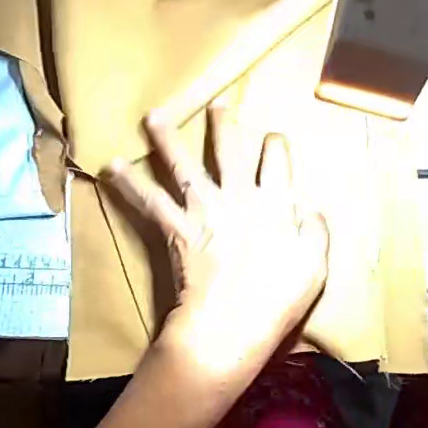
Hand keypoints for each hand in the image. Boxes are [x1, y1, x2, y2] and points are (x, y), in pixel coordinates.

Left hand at [105, 104, 329, 388]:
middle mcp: (236, 196)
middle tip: (216, 104)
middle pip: (228, 150)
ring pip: (182, 165)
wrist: (230, 323)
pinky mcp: (175, 229)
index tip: (272, 140)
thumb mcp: (315, 265)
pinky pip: (149, 200)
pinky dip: (129, 183)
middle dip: (223, 124)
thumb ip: (314, 230)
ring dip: (166, 138)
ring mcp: (202, 210)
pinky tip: (111, 166)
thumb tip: (307, 207)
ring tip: (152, 116)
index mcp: (274, 202)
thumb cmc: (278, 299)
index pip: (277, 160)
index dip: (275, 146)